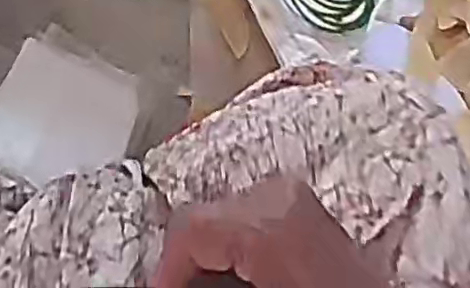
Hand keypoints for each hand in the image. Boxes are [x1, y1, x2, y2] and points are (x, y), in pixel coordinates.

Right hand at [153, 176, 387, 287]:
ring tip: (204, 285)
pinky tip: (235, 277)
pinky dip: (235, 246)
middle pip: (209, 215)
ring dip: (211, 253)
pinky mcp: (303, 208)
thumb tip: (173, 279)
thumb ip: (209, 281)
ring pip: (228, 213)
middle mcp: (280, 191)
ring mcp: (295, 195)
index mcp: (268, 214)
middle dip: (188, 259)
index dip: (165, 267)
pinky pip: (252, 216)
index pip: (192, 224)